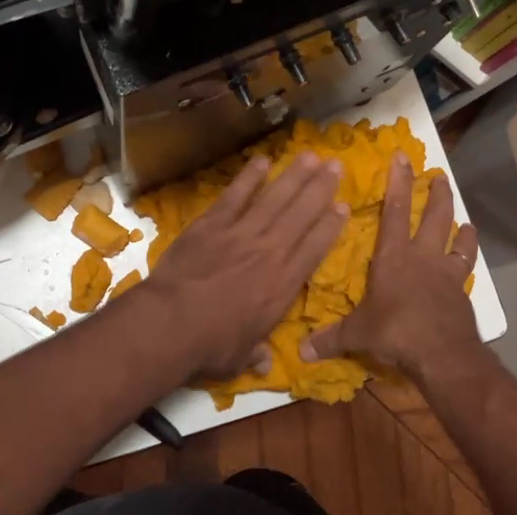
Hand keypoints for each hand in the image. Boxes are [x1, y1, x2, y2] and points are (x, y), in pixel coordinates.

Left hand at [142, 154, 347, 378]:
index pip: (315, 248)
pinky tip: (262, 161)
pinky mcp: (213, 223)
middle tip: (335, 166)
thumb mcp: (241, 358)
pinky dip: (249, 178)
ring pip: (275, 198)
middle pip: (301, 214)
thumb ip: (256, 352)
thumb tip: (264, 362)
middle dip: (320, 188)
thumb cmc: (212, 345)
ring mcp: (241, 233)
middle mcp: (269, 252)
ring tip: (311, 155)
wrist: (173, 322)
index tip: (343, 205)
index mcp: (283, 285)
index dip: (330, 225)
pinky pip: (236, 195)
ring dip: (294, 176)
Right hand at [301, 152, 479, 378]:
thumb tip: (302, 351)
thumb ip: (332, 338)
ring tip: (466, 221)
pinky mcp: (462, 295)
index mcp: (393, 256)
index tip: (402, 157)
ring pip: (458, 242)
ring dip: (462, 228)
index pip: (395, 210)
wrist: (442, 355)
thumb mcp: (358, 334)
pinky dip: (467, 262)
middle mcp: (422, 257)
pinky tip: (468, 263)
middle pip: (434, 217)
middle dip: (437, 195)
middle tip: (440, 176)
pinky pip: (466, 271)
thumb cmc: (395, 332)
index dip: (398, 182)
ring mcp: (446, 275)